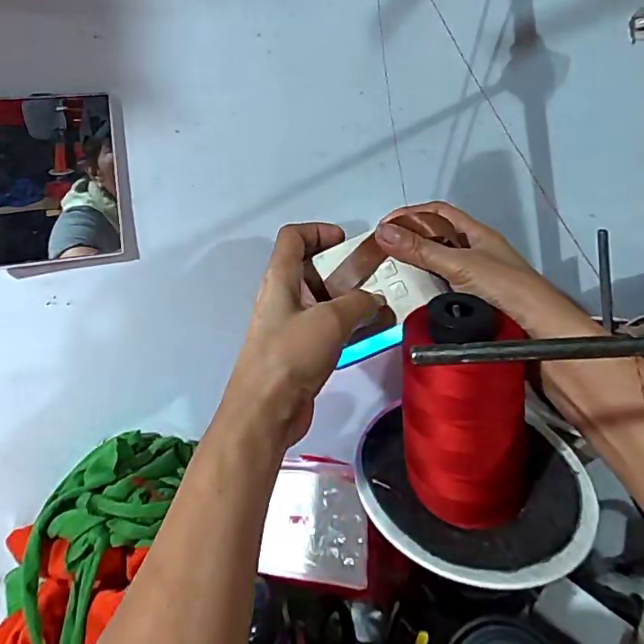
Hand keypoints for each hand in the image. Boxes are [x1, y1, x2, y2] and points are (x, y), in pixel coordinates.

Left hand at [220, 223, 385, 447]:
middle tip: (371, 276)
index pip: (293, 237)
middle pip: (311, 267)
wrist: (265, 413)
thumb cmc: (289, 356)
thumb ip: (358, 303)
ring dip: (349, 300)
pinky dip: (347, 325)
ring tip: (378, 305)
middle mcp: (282, 297)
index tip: (344, 241)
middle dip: (343, 268)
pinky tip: (369, 334)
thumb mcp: (331, 320)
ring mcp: (289, 325)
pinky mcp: (298, 350)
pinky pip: (325, 327)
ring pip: (322, 299)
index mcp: (280, 279)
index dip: (318, 230)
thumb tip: (373, 300)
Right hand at [372, 202, 579, 326]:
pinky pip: (447, 289)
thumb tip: (385, 232)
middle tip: (385, 249)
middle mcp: (478, 252)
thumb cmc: (509, 289)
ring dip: (421, 265)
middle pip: (439, 236)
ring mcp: (479, 278)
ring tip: (395, 272)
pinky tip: (419, 297)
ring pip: (442, 263)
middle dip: (412, 238)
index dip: (412, 214)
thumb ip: (422, 250)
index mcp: (477, 235)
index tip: (386, 225)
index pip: (438, 212)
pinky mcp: (479, 303)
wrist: (541, 334)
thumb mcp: (460, 265)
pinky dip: (430, 290)